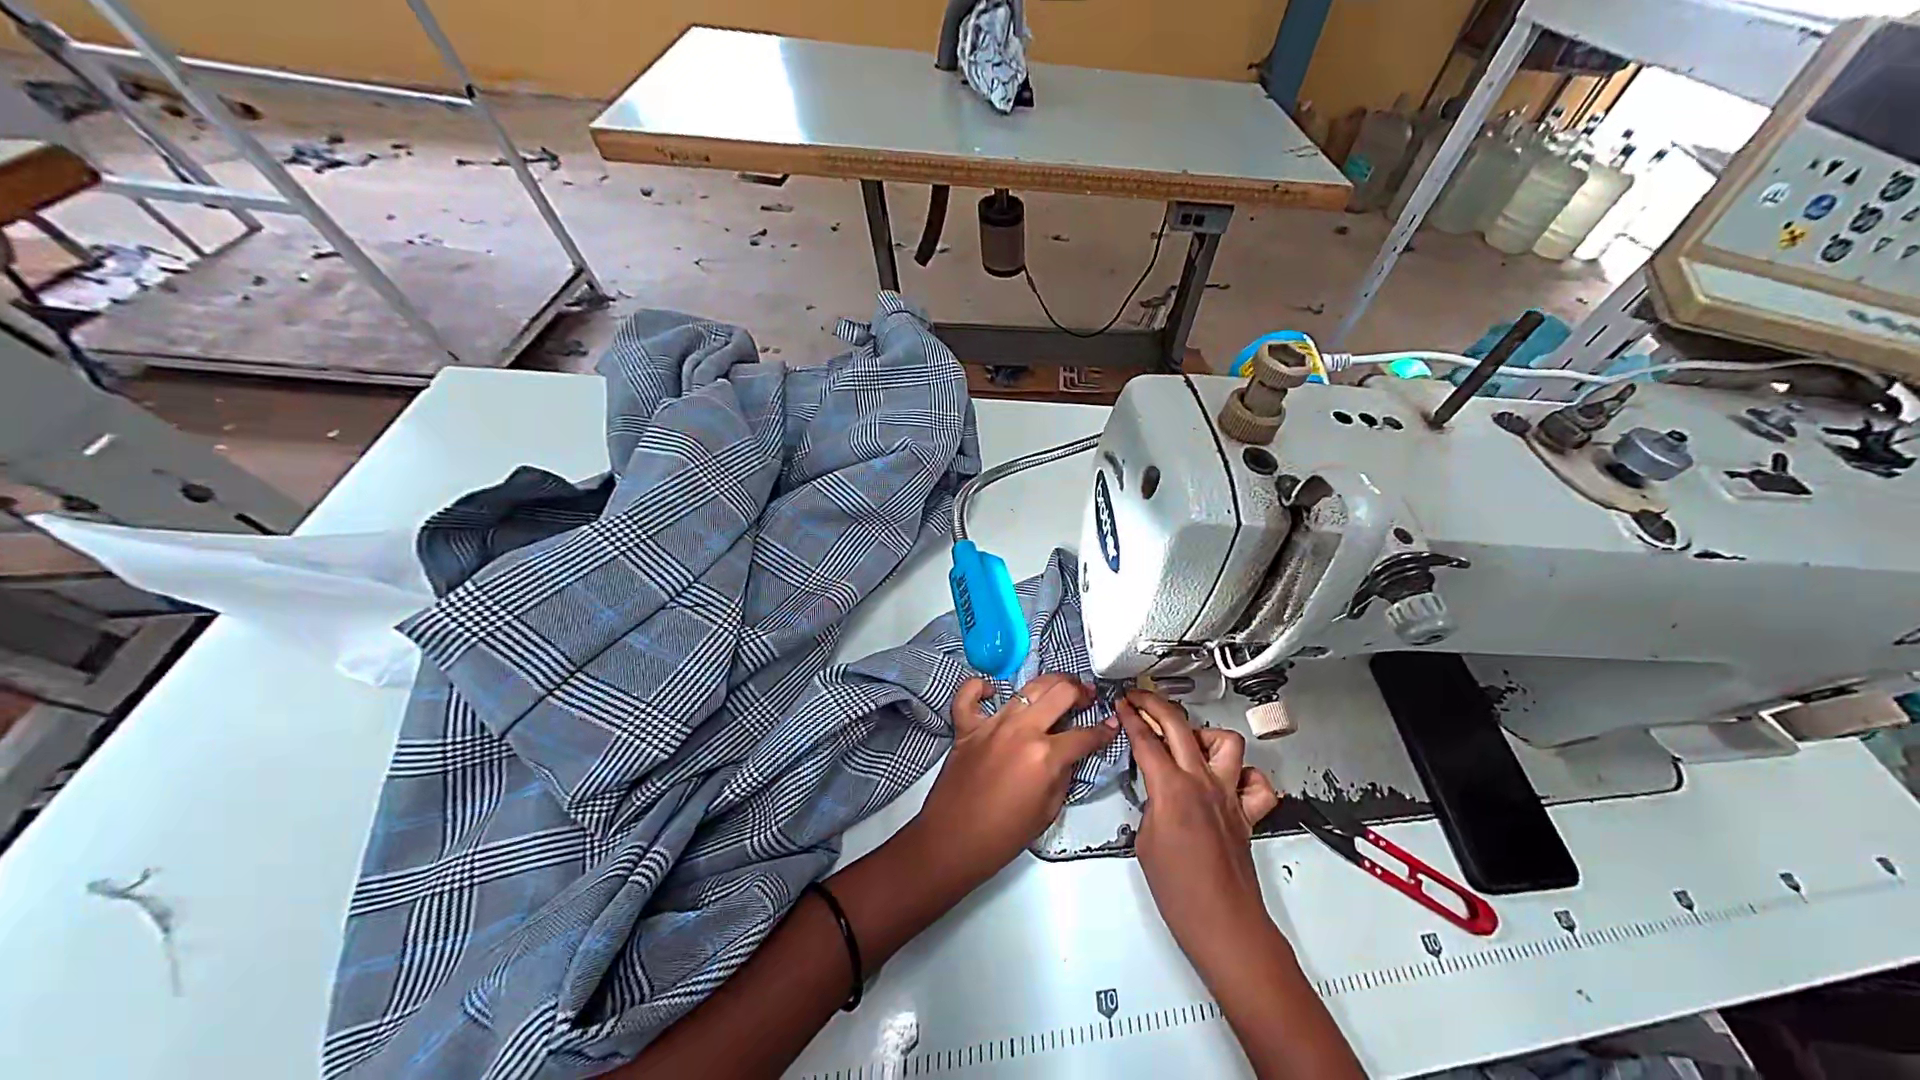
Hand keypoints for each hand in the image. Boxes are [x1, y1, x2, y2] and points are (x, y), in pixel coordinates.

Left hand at [906, 674, 1118, 888]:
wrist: (953, 841)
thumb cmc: (1003, 836)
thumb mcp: (1048, 810)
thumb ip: (1062, 774)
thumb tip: (1067, 755)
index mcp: (1045, 756)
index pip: (1085, 735)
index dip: (1103, 731)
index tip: (1110, 726)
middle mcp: (1020, 731)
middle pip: (1060, 693)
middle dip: (1081, 692)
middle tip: (1088, 696)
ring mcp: (991, 725)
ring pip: (1026, 688)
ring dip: (1048, 684)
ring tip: (1059, 687)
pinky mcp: (966, 727)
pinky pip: (970, 695)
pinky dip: (980, 687)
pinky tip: (992, 690)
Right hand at [1117, 689, 1280, 969]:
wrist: (1222, 922)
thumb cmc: (1180, 891)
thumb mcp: (1144, 840)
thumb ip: (1150, 805)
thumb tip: (1155, 794)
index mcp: (1171, 789)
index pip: (1146, 739)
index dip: (1132, 717)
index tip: (1124, 704)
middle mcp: (1203, 784)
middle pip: (1179, 726)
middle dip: (1155, 706)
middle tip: (1140, 700)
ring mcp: (1228, 795)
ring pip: (1225, 742)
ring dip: (1203, 734)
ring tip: (1187, 741)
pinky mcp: (1246, 814)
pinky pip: (1256, 782)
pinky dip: (1244, 774)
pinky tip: (1227, 778)